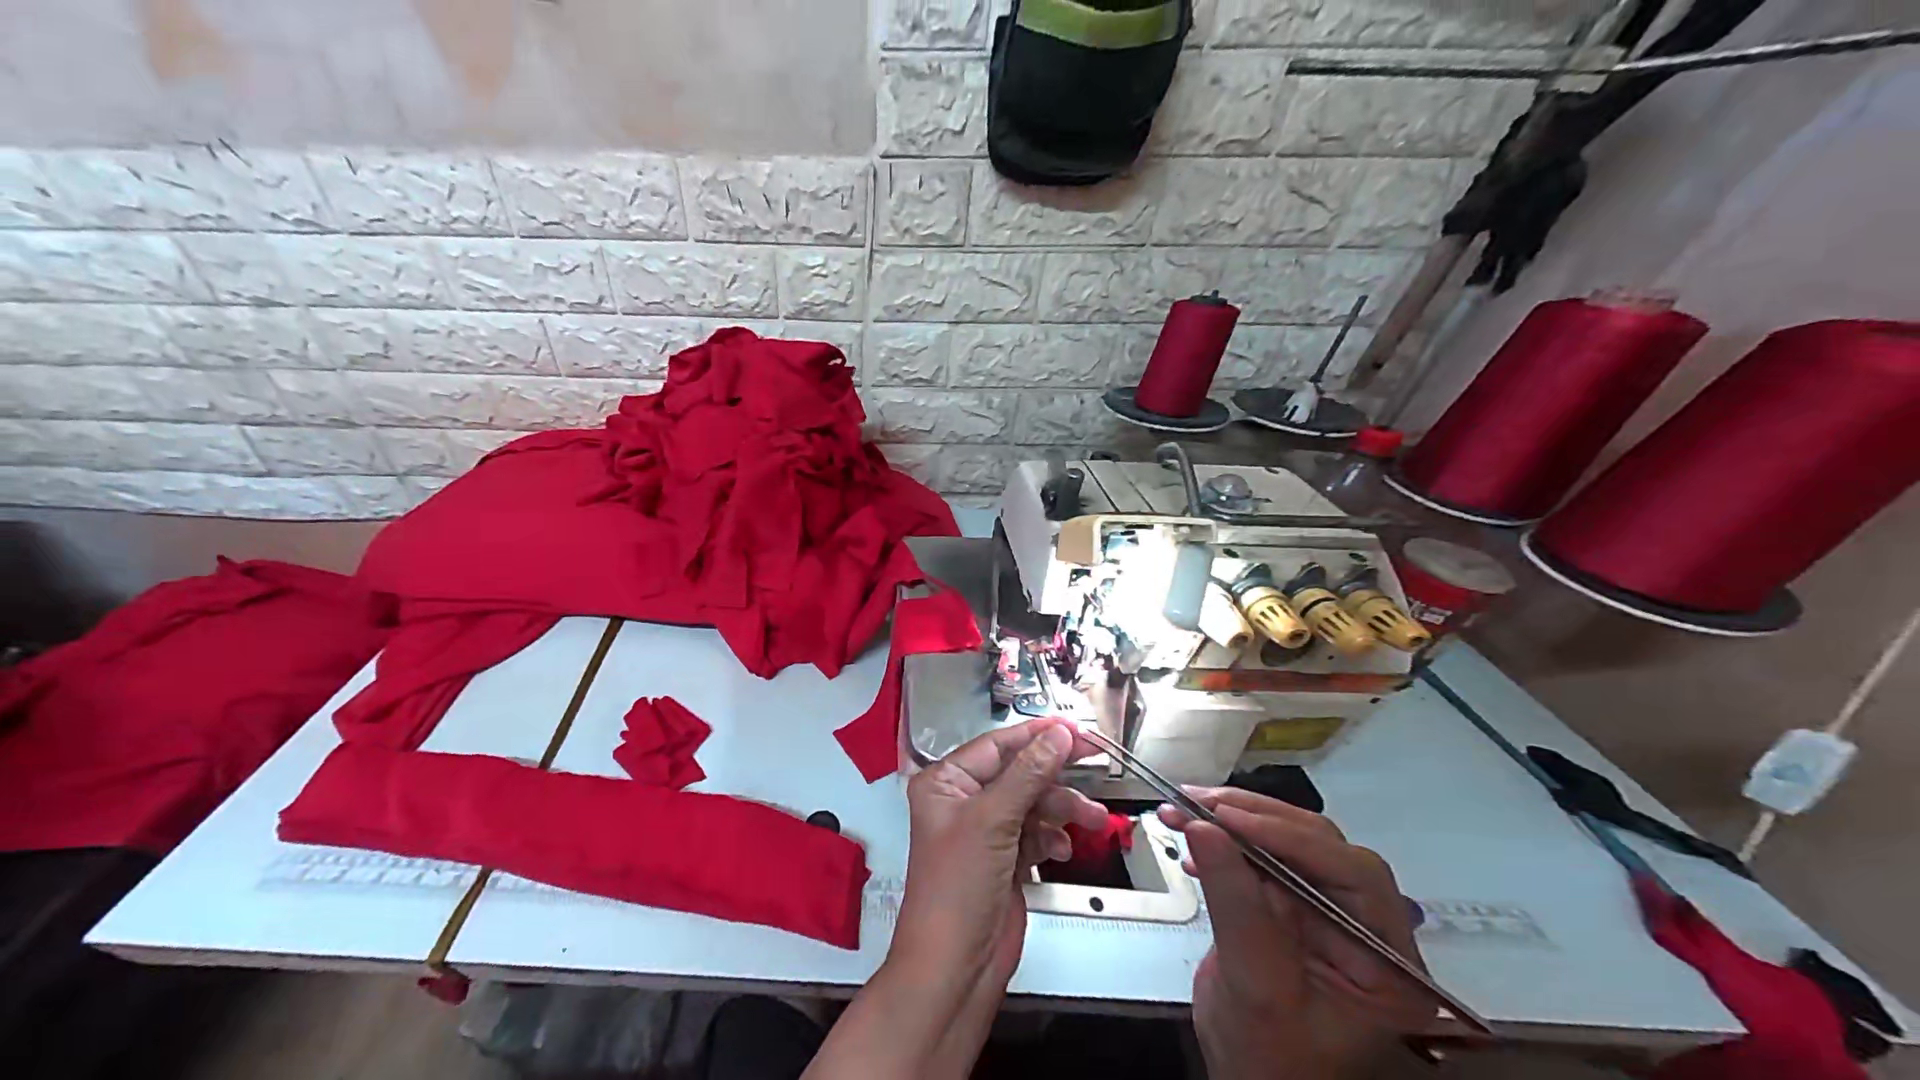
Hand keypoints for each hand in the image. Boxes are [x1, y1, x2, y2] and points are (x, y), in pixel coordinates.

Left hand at [804, 717, 1103, 1079]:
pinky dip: (1053, 837)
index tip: (1071, 728)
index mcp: (945, 783)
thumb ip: (1028, 774)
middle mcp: (964, 802)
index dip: (1035, 735)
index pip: (996, 745)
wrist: (956, 968)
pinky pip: (1036, 833)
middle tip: (1092, 759)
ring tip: (1091, 818)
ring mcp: (986, 832)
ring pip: (1033, 803)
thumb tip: (1056, 736)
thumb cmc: (955, 891)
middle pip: (1019, 772)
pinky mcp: (1005, 858)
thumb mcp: (992, 822)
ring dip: (1062, 809)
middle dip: (1054, 774)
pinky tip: (1061, 849)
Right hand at [1159, 789, 1433, 1079]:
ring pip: (1285, 843)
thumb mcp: (1255, 983)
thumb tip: (1203, 826)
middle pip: (1319, 848)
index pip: (1353, 874)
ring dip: (1229, 821)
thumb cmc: (1266, 1058)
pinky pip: (1260, 858)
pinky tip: (1192, 840)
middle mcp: (1366, 927)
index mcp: (1387, 959)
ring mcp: (1326, 913)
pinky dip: (1222, 842)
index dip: (1291, 838)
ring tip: (1181, 809)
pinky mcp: (1290, 904)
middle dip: (1253, 819)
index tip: (1227, 817)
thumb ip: (1235, 902)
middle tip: (1197, 802)